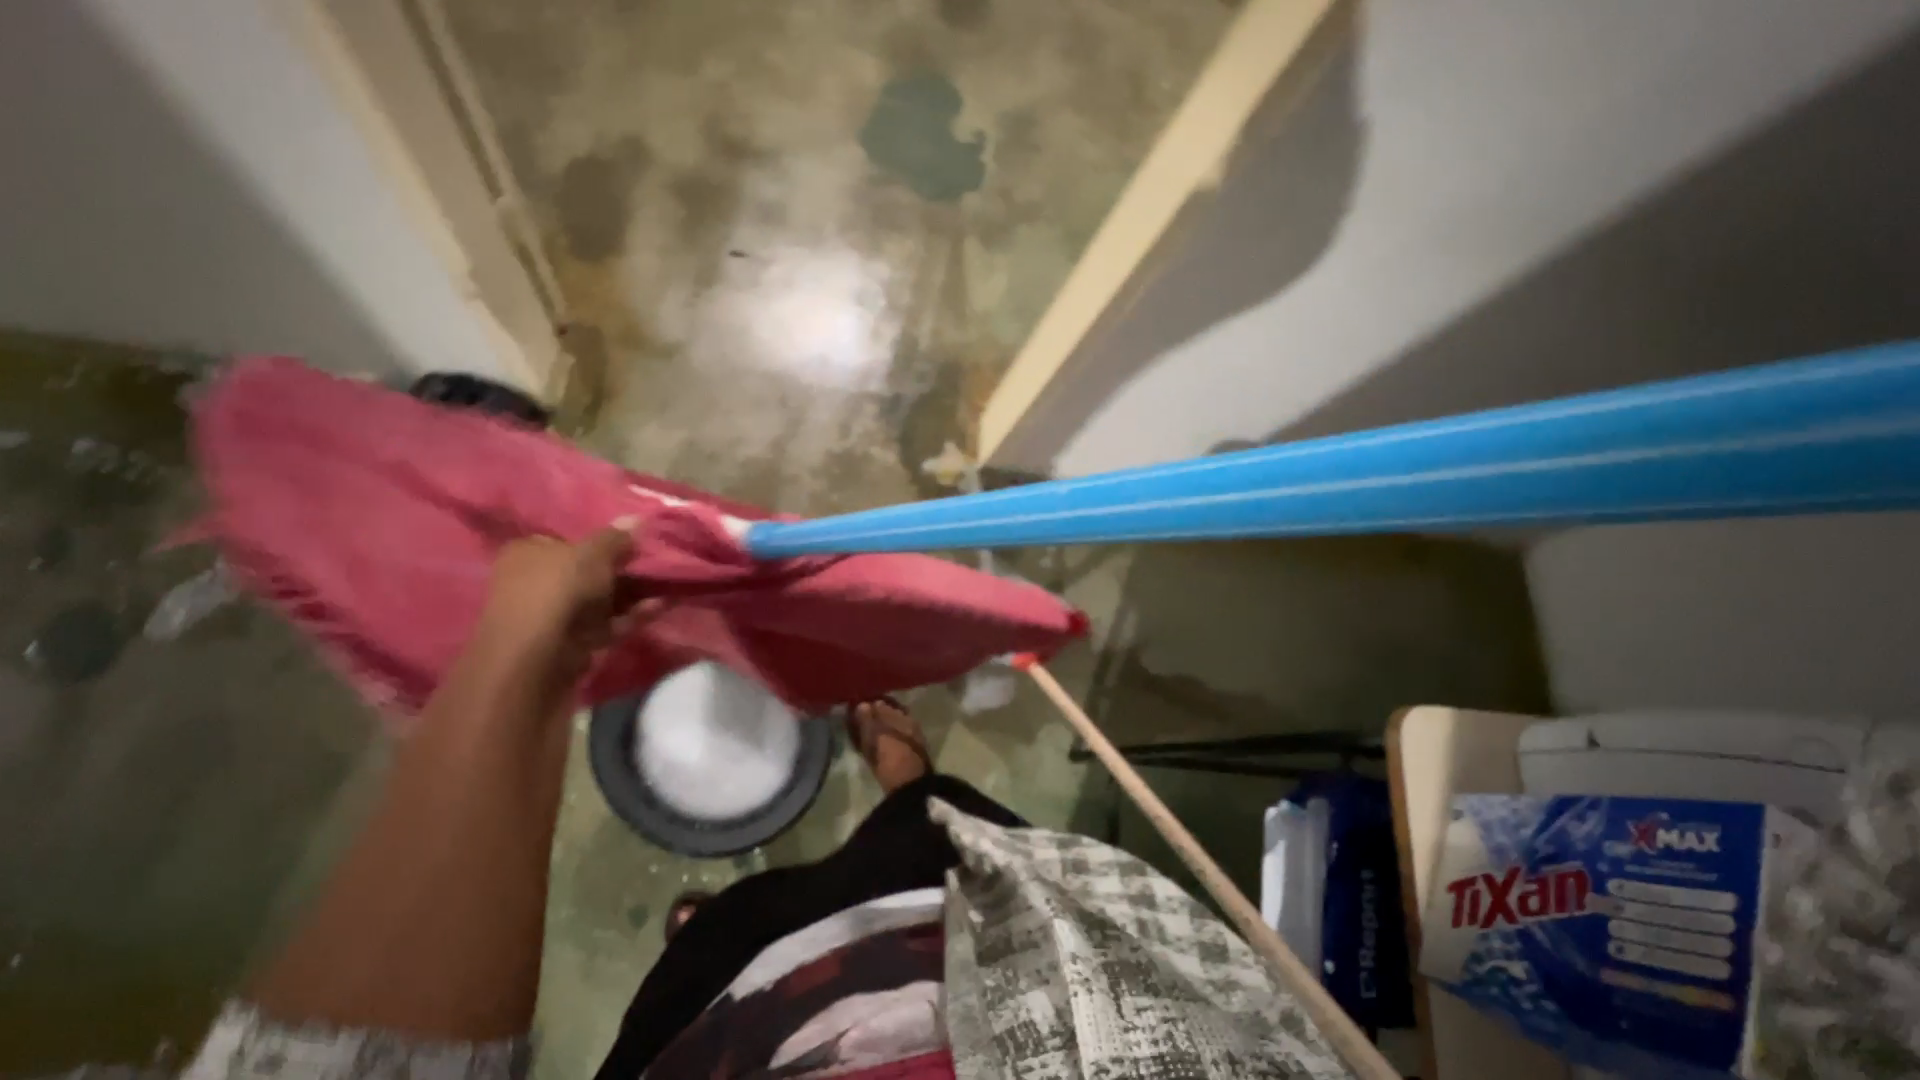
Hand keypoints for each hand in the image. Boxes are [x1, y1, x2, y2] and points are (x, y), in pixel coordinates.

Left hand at [470, 525, 644, 689]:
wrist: (537, 657)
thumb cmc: (558, 589)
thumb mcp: (592, 553)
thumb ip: (616, 538)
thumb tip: (637, 518)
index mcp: (527, 553)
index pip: (564, 541)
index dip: (599, 542)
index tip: (632, 545)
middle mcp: (534, 582)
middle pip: (585, 573)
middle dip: (620, 571)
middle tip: (653, 565)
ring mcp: (552, 617)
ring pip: (598, 601)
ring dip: (631, 595)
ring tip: (667, 586)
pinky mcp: (570, 644)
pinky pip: (605, 625)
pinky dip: (630, 617)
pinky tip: (660, 607)